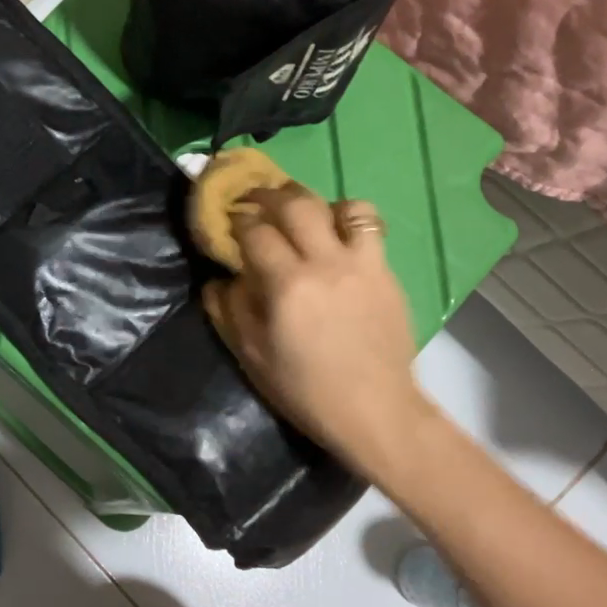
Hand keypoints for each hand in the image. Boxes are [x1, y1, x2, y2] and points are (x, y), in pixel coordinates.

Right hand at [202, 186, 433, 477]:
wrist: (375, 411)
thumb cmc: (305, 390)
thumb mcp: (251, 356)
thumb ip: (229, 310)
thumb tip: (220, 279)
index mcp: (288, 285)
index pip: (255, 232)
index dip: (236, 221)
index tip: (226, 222)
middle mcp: (326, 263)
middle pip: (296, 205)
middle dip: (269, 195)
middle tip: (253, 200)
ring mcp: (363, 265)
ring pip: (343, 206)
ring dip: (315, 203)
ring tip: (300, 214)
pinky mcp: (386, 273)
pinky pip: (370, 229)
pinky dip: (349, 221)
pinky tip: (335, 237)